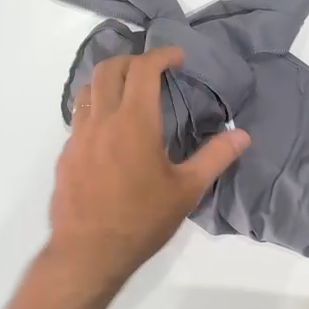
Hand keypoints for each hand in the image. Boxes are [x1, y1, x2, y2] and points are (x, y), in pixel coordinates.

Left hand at [47, 47, 249, 289]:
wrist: (87, 254)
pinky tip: (110, 133)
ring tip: (128, 94)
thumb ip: (216, 157)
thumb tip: (243, 135)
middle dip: (132, 60)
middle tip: (152, 70)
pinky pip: (78, 118)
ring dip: (109, 81)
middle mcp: (102, 120)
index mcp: (134, 121)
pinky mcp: (65, 155)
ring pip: (88, 90)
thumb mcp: (187, 190)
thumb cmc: (142, 220)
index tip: (177, 57)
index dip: (161, 55)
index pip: (144, 69)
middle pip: (109, 68)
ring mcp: (78, 137)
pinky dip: (96, 110)